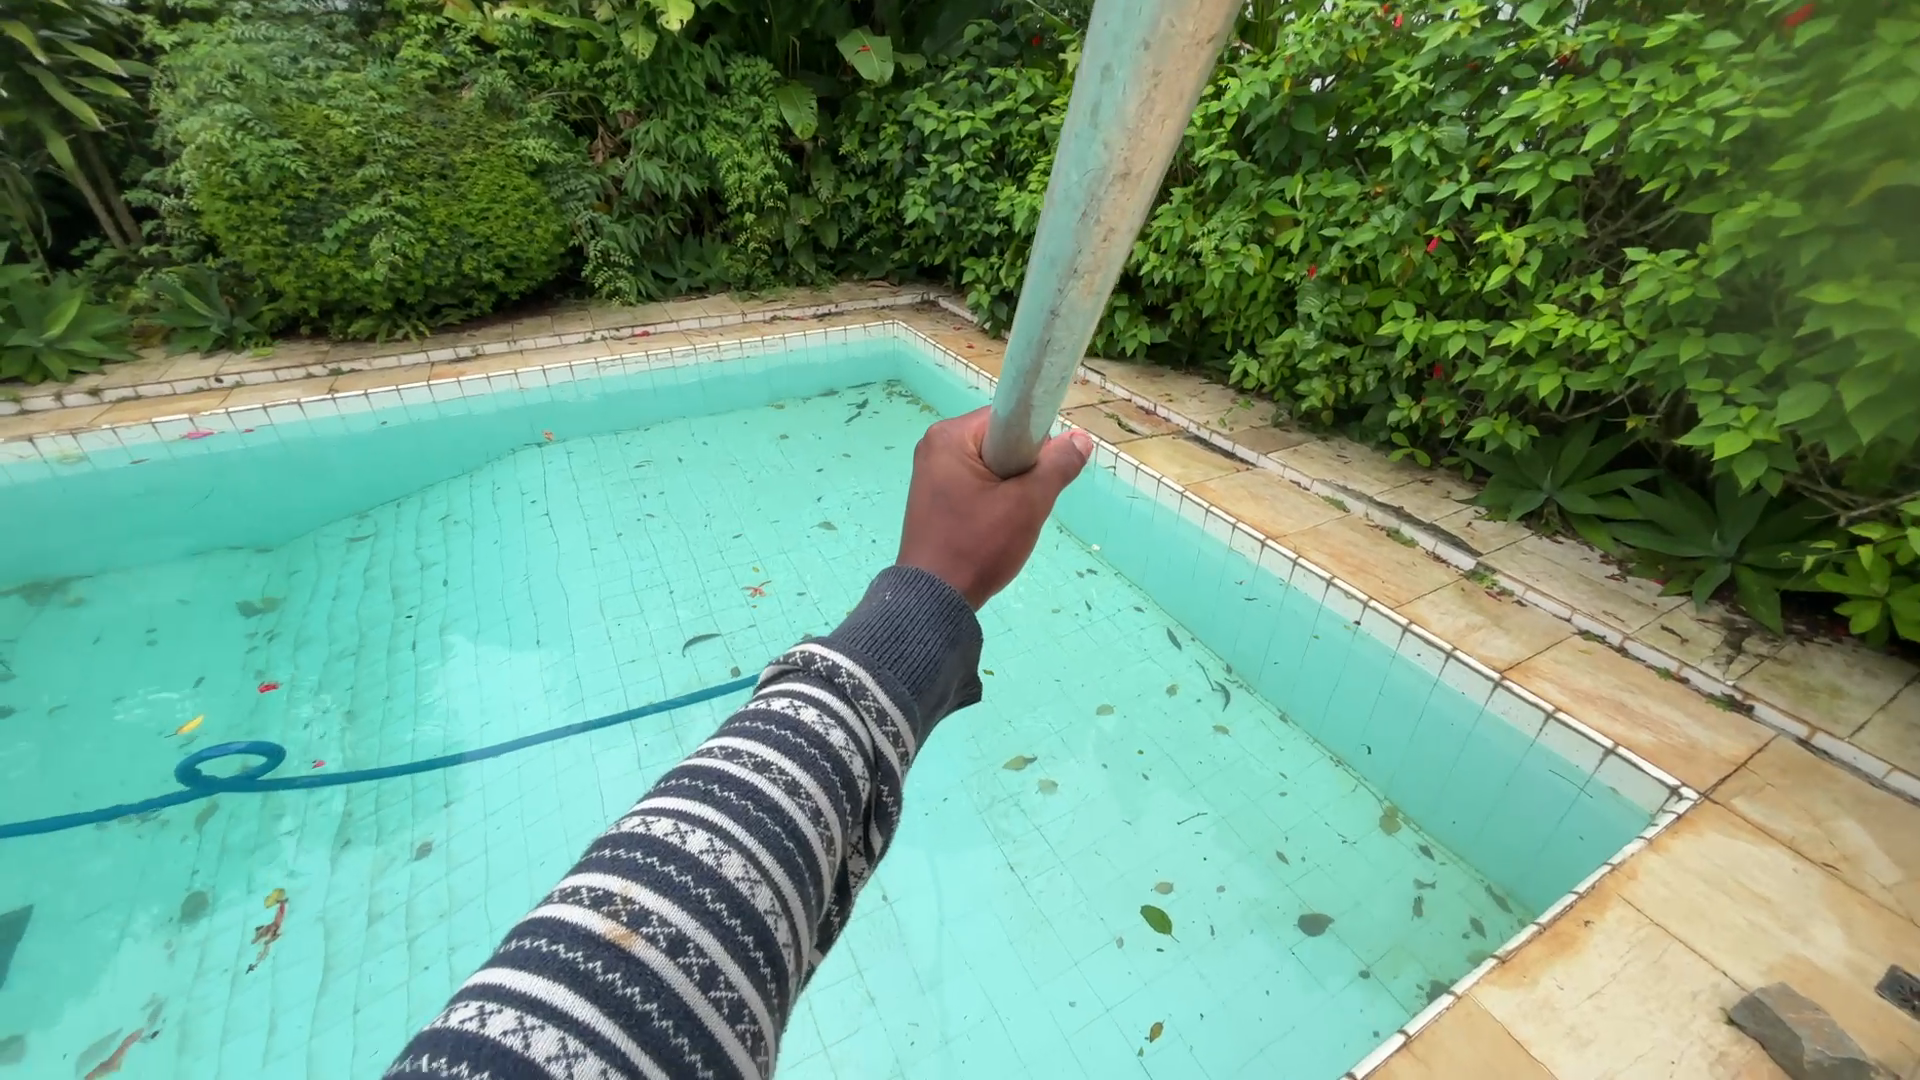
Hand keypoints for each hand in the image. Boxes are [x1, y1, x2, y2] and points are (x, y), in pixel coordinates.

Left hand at [896, 407, 1092, 608]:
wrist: (934, 601)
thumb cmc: (978, 545)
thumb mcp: (1028, 504)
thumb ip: (1057, 466)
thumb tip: (1080, 438)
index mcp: (948, 436)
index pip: (1008, 419)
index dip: (1035, 443)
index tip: (1042, 475)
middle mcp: (934, 448)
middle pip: (1000, 443)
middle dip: (1023, 471)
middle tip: (1027, 505)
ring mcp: (930, 476)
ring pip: (991, 469)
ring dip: (1010, 491)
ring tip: (1010, 522)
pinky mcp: (933, 501)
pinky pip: (975, 488)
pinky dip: (993, 503)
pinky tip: (995, 529)